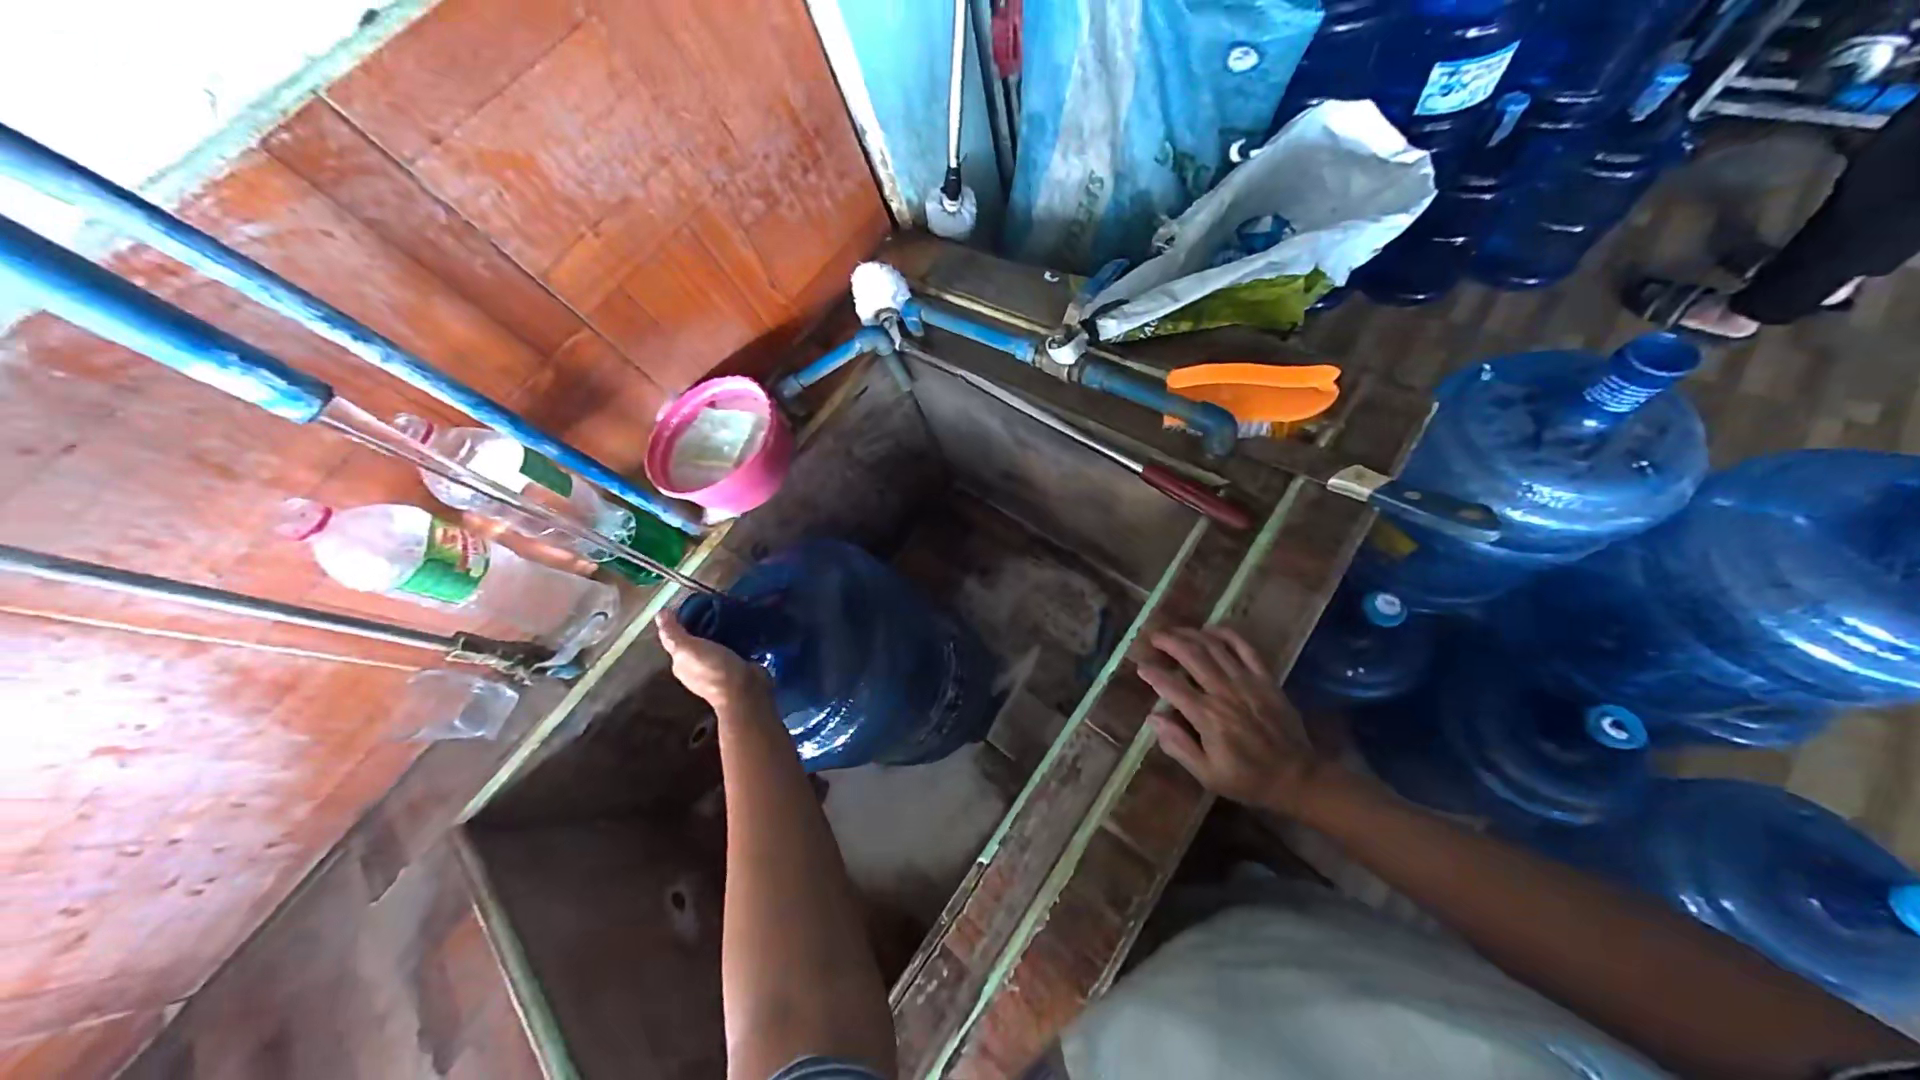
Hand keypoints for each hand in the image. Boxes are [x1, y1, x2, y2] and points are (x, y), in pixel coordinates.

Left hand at [656, 610, 770, 714]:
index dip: (684, 621)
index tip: (697, 602)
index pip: (678, 639)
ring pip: (716, 643)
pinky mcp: (736, 666)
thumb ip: (672, 632)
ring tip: (731, 611)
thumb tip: (660, 613)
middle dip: (705, 624)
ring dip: (722, 630)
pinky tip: (742, 626)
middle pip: (698, 640)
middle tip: (717, 604)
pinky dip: (736, 637)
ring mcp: (718, 668)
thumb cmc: (713, 669)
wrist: (745, 690)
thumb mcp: (687, 649)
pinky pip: (733, 646)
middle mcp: (697, 667)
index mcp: (681, 664)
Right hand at [1135, 625, 1345, 818]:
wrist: (1297, 778)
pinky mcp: (1266, 679)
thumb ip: (1178, 745)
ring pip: (1214, 647)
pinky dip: (1227, 635)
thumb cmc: (1247, 779)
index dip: (1152, 673)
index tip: (1140, 666)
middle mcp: (1224, 692)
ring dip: (1191, 634)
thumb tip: (1154, 718)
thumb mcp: (1207, 775)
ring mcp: (1247, 682)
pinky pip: (1245, 648)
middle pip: (1191, 656)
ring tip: (1175, 630)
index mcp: (1207, 717)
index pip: (1171, 686)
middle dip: (1169, 642)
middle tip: (1153, 637)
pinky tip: (1211, 629)